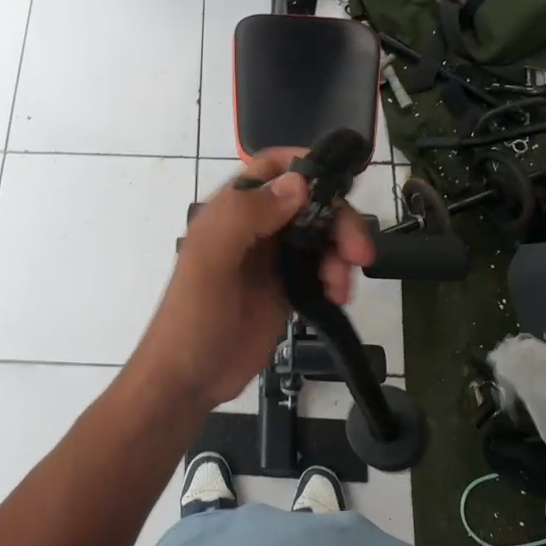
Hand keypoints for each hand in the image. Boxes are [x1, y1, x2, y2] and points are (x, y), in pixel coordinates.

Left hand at [129, 148, 376, 408]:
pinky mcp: (286, 289)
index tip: (343, 182)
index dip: (309, 164)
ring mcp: (271, 258)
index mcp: (233, 208)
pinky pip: (321, 268)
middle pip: (310, 202)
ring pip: (321, 235)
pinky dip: (336, 277)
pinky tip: (337, 297)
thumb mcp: (212, 259)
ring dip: (341, 252)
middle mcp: (255, 226)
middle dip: (339, 219)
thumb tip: (299, 182)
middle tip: (359, 252)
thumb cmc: (192, 316)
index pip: (274, 166)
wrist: (187, 381)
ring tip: (341, 287)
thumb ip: (247, 215)